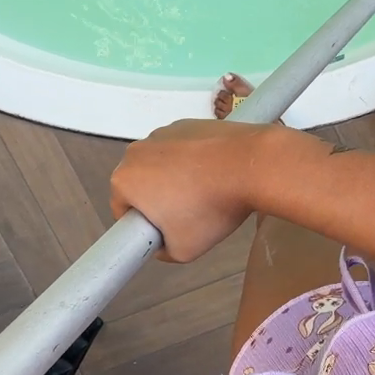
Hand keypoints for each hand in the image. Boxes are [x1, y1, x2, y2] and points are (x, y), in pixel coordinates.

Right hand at [109, 119, 274, 260]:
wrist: (251, 164)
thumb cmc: (210, 209)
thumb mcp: (183, 250)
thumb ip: (163, 252)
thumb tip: (163, 243)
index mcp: (124, 179)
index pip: (124, 210)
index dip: (145, 226)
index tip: (171, 230)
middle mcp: (137, 150)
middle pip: (143, 184)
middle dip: (162, 199)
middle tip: (192, 214)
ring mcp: (164, 132)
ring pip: (164, 164)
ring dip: (179, 178)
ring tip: (209, 192)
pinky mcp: (190, 122)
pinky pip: (185, 148)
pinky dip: (196, 159)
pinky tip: (218, 171)